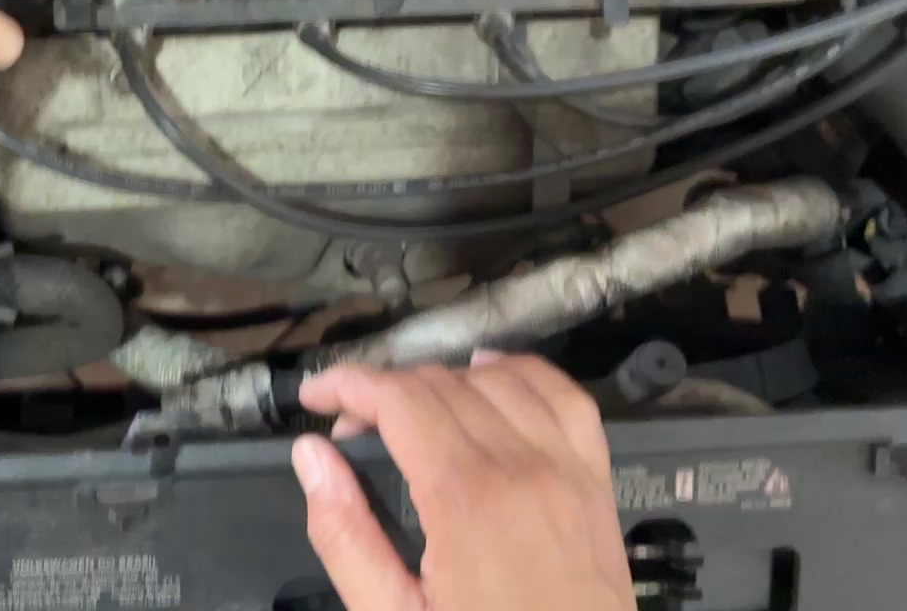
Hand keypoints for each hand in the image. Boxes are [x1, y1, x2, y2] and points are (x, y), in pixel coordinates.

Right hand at [291, 355, 634, 610]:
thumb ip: (344, 534)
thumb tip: (311, 453)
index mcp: (466, 499)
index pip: (395, 397)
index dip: (345, 383)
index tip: (314, 397)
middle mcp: (520, 468)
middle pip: (436, 382)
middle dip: (380, 390)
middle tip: (353, 432)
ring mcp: (567, 471)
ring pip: (490, 378)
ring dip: (438, 381)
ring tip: (409, 415)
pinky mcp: (595, 483)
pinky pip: (562, 396)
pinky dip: (519, 372)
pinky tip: (487, 378)